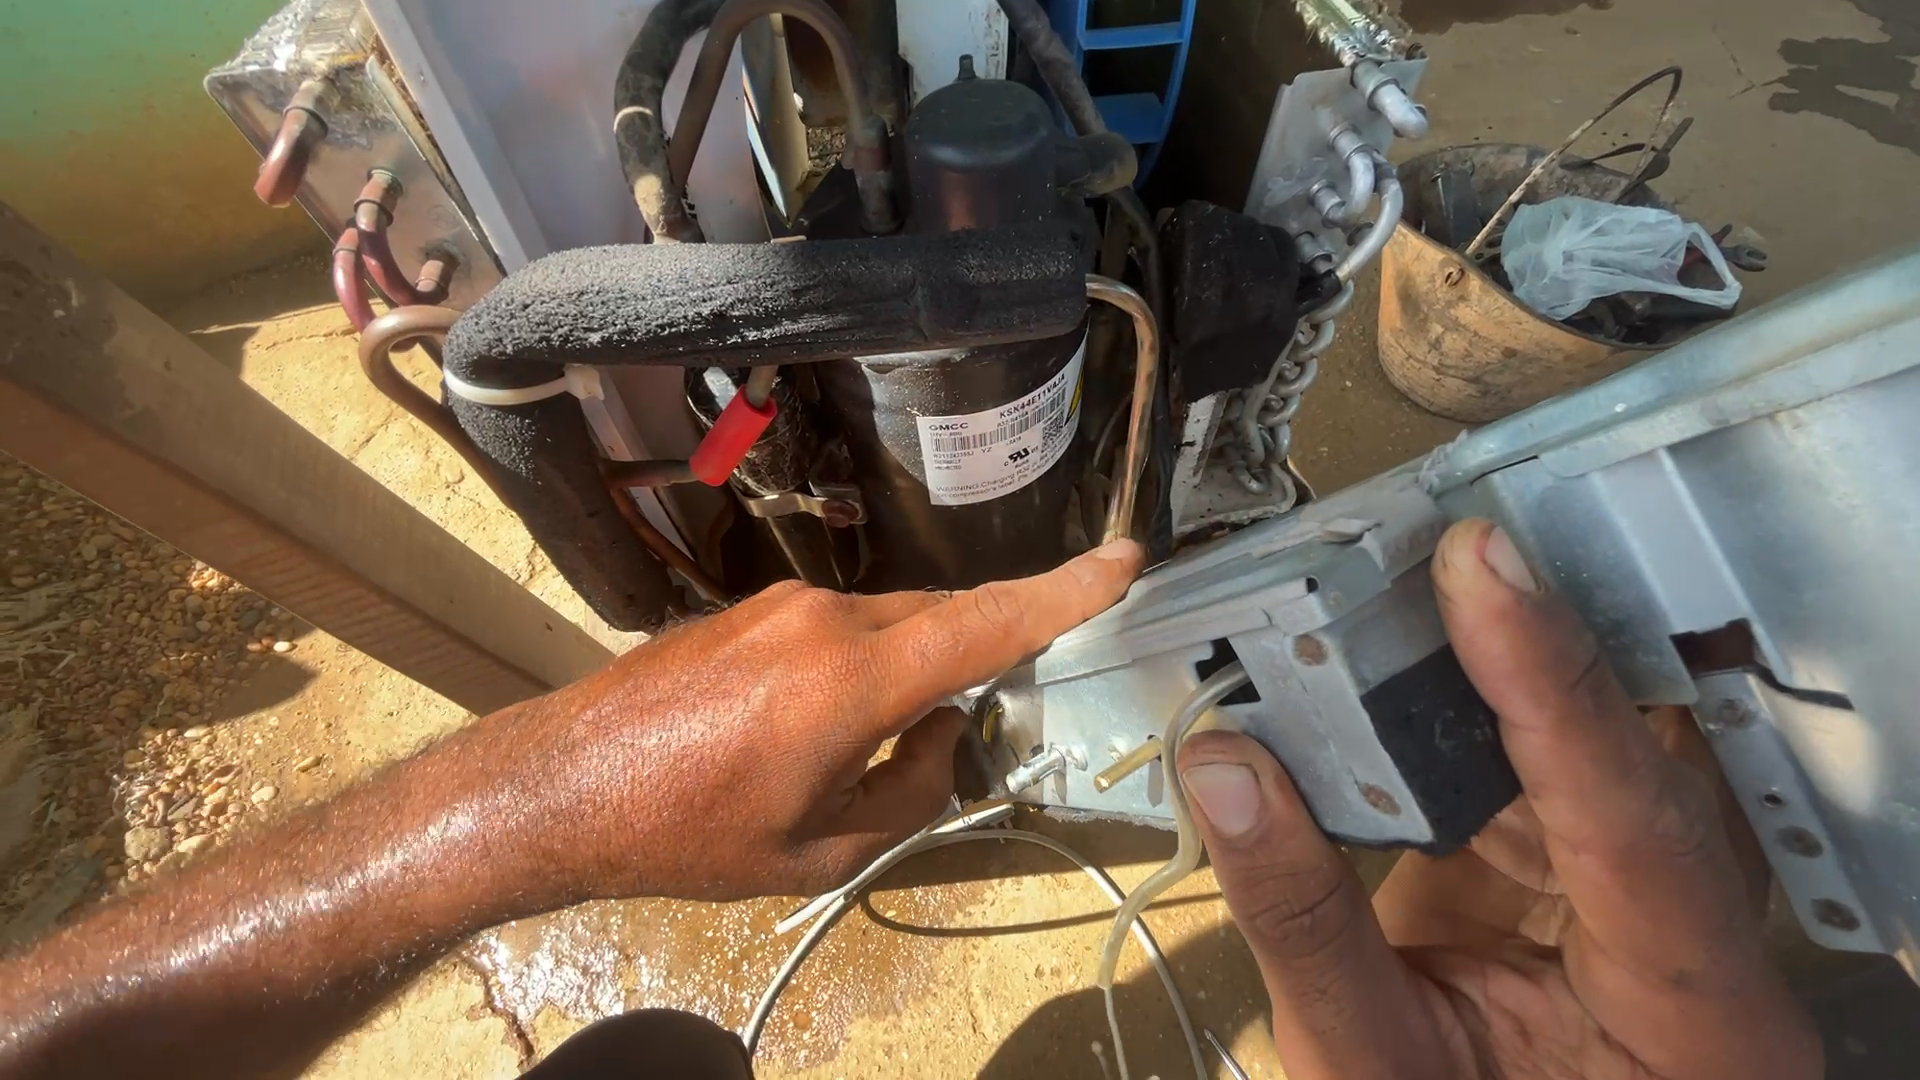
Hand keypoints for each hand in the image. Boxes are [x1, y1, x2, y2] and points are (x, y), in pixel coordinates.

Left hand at [509, 540, 1143, 901]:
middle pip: (946, 616)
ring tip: (883, 737)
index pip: (982, 623)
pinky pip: (851, 621)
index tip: (1124, 559)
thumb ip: (909, 786)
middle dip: (984, 651)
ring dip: (921, 664)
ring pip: (899, 619)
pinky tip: (833, 715)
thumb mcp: (819, 848)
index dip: (1063, 591)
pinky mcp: (761, 605)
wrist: (558, 783)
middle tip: (982, 710)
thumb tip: (943, 728)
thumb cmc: (689, 833)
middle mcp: (828, 618)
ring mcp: (788, 602)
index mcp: (850, 682)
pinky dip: (876, 658)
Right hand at [1177, 520, 1819, 1079]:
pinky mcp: (1551, 851)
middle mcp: (1682, 924)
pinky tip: (1372, 653)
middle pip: (1630, 745)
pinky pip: (1502, 746)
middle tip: (1428, 541)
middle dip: (1527, 634)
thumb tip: (1223, 768)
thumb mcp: (1364, 1059)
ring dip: (1472, 650)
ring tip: (1384, 578)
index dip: (1549, 682)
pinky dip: (1433, 694)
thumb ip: (1299, 919)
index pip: (1638, 822)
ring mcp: (1616, 878)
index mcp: (1693, 1013)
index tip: (1478, 566)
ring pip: (1564, 729)